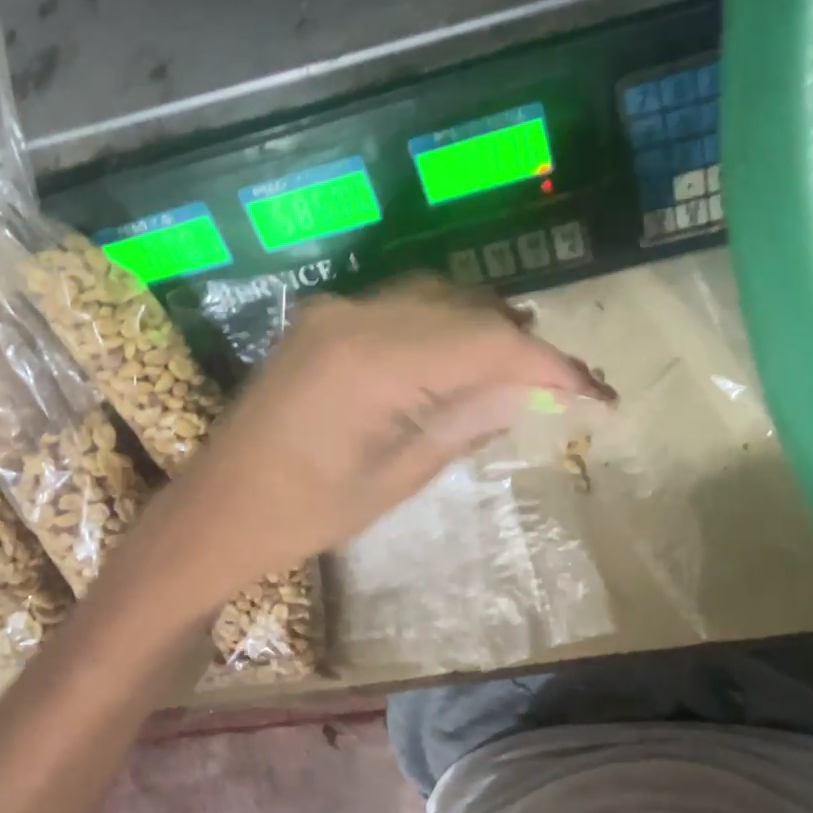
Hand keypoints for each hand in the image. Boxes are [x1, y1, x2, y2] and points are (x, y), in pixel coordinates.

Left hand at [138, 277, 611, 581]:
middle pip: (468, 310)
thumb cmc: (304, 514)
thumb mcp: (397, 477)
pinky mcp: (324, 319)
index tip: (596, 392)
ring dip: (488, 329)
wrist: (216, 511)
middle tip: (569, 387)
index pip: (486, 342)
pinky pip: (405, 307)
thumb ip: (466, 420)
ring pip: (439, 299)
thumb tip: (532, 390)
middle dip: (525, 344)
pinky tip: (468, 360)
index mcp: (372, 362)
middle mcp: (355, 316)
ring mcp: (335, 310)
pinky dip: (447, 327)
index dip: (549, 365)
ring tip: (528, 373)